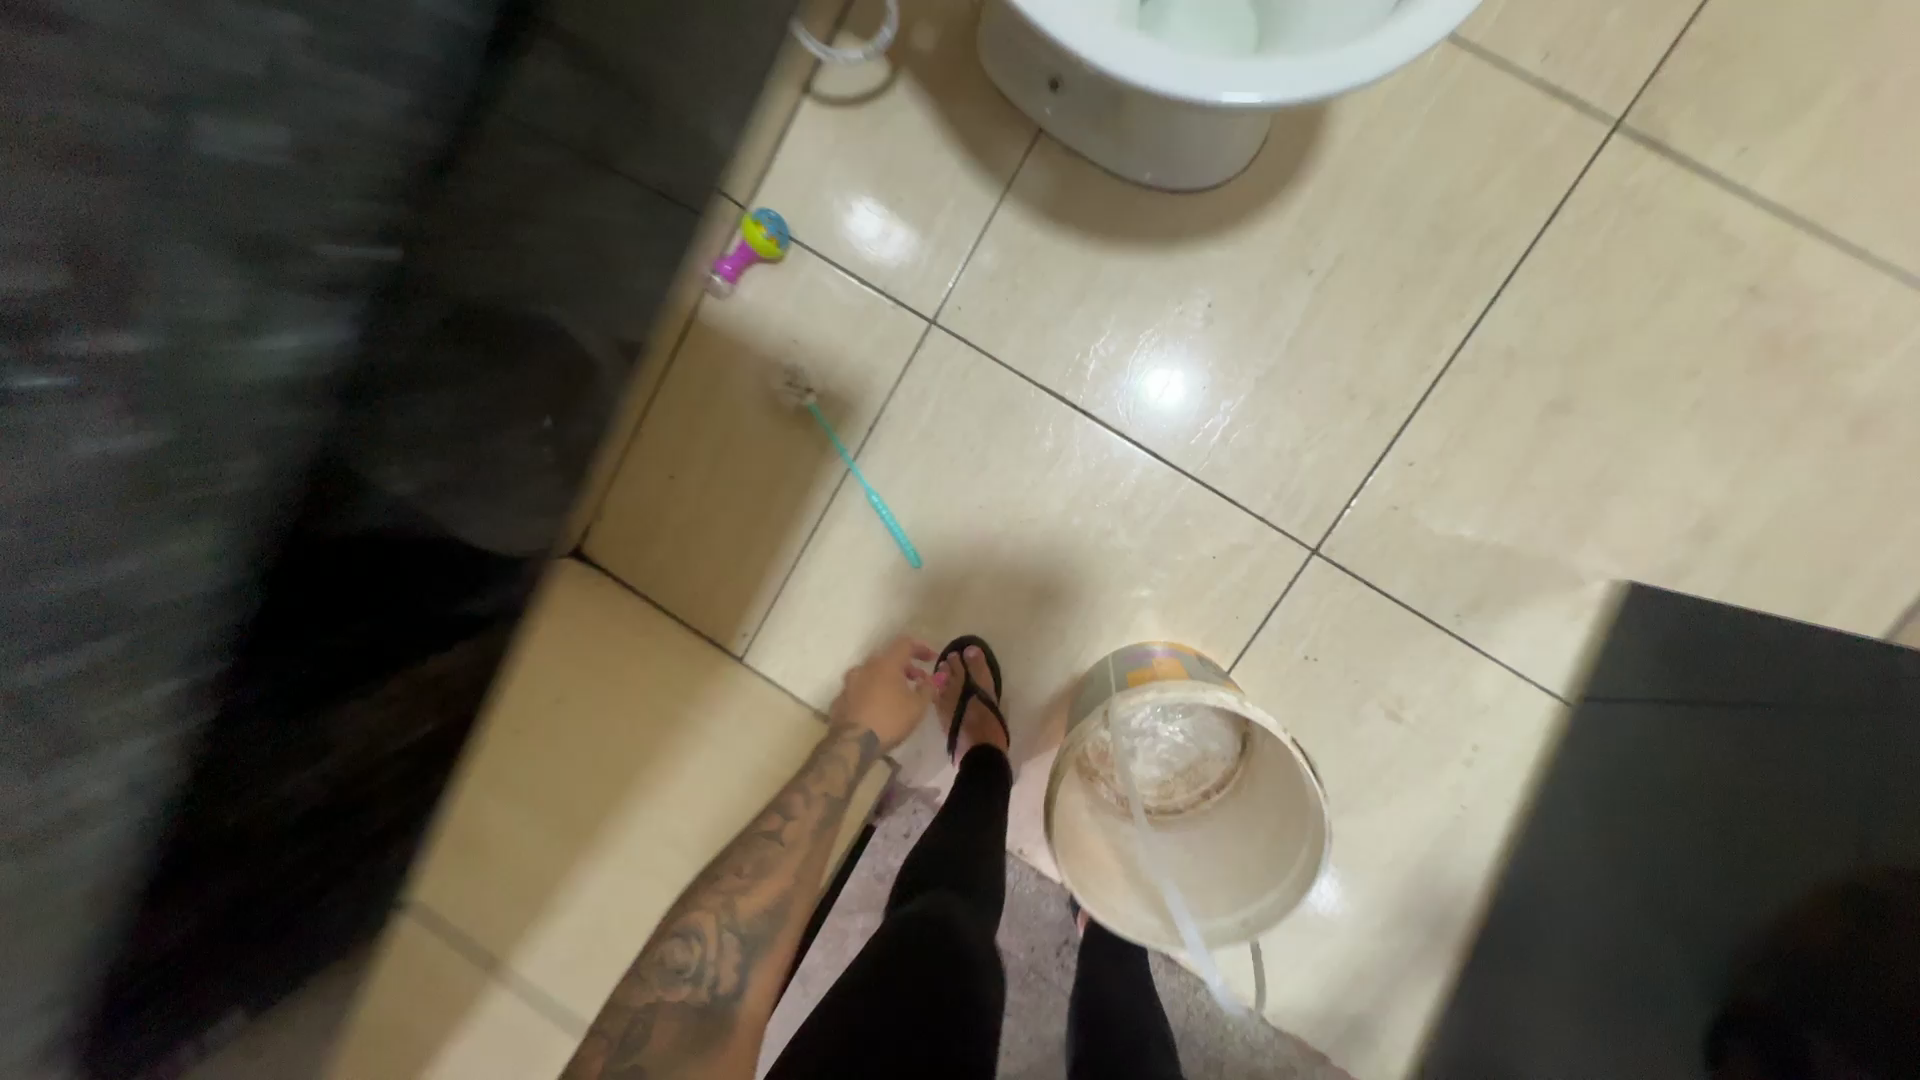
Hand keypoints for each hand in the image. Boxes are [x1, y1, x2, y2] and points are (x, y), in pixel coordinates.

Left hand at [828, 635, 944, 751]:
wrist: (852, 743)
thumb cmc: (890, 720)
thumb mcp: (918, 706)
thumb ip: (928, 689)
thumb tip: (931, 680)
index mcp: (886, 663)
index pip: (905, 644)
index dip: (921, 648)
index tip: (931, 659)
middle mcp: (865, 667)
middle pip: (888, 659)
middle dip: (905, 667)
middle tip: (918, 681)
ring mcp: (849, 682)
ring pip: (872, 674)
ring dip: (887, 680)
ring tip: (898, 696)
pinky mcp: (840, 699)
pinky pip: (860, 689)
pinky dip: (872, 693)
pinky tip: (878, 708)